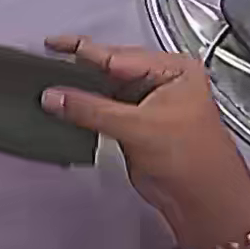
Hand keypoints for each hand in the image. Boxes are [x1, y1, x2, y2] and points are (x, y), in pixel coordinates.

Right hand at [41, 35, 249, 246]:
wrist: (202, 201)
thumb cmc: (195, 161)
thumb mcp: (138, 127)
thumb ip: (91, 109)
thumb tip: (56, 96)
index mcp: (173, 69)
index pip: (118, 55)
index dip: (83, 52)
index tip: (54, 47)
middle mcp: (161, 82)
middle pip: (110, 67)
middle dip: (78, 68)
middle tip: (46, 62)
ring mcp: (147, 103)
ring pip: (104, 88)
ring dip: (79, 90)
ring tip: (50, 85)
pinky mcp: (134, 125)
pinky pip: (103, 109)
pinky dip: (84, 108)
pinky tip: (66, 107)